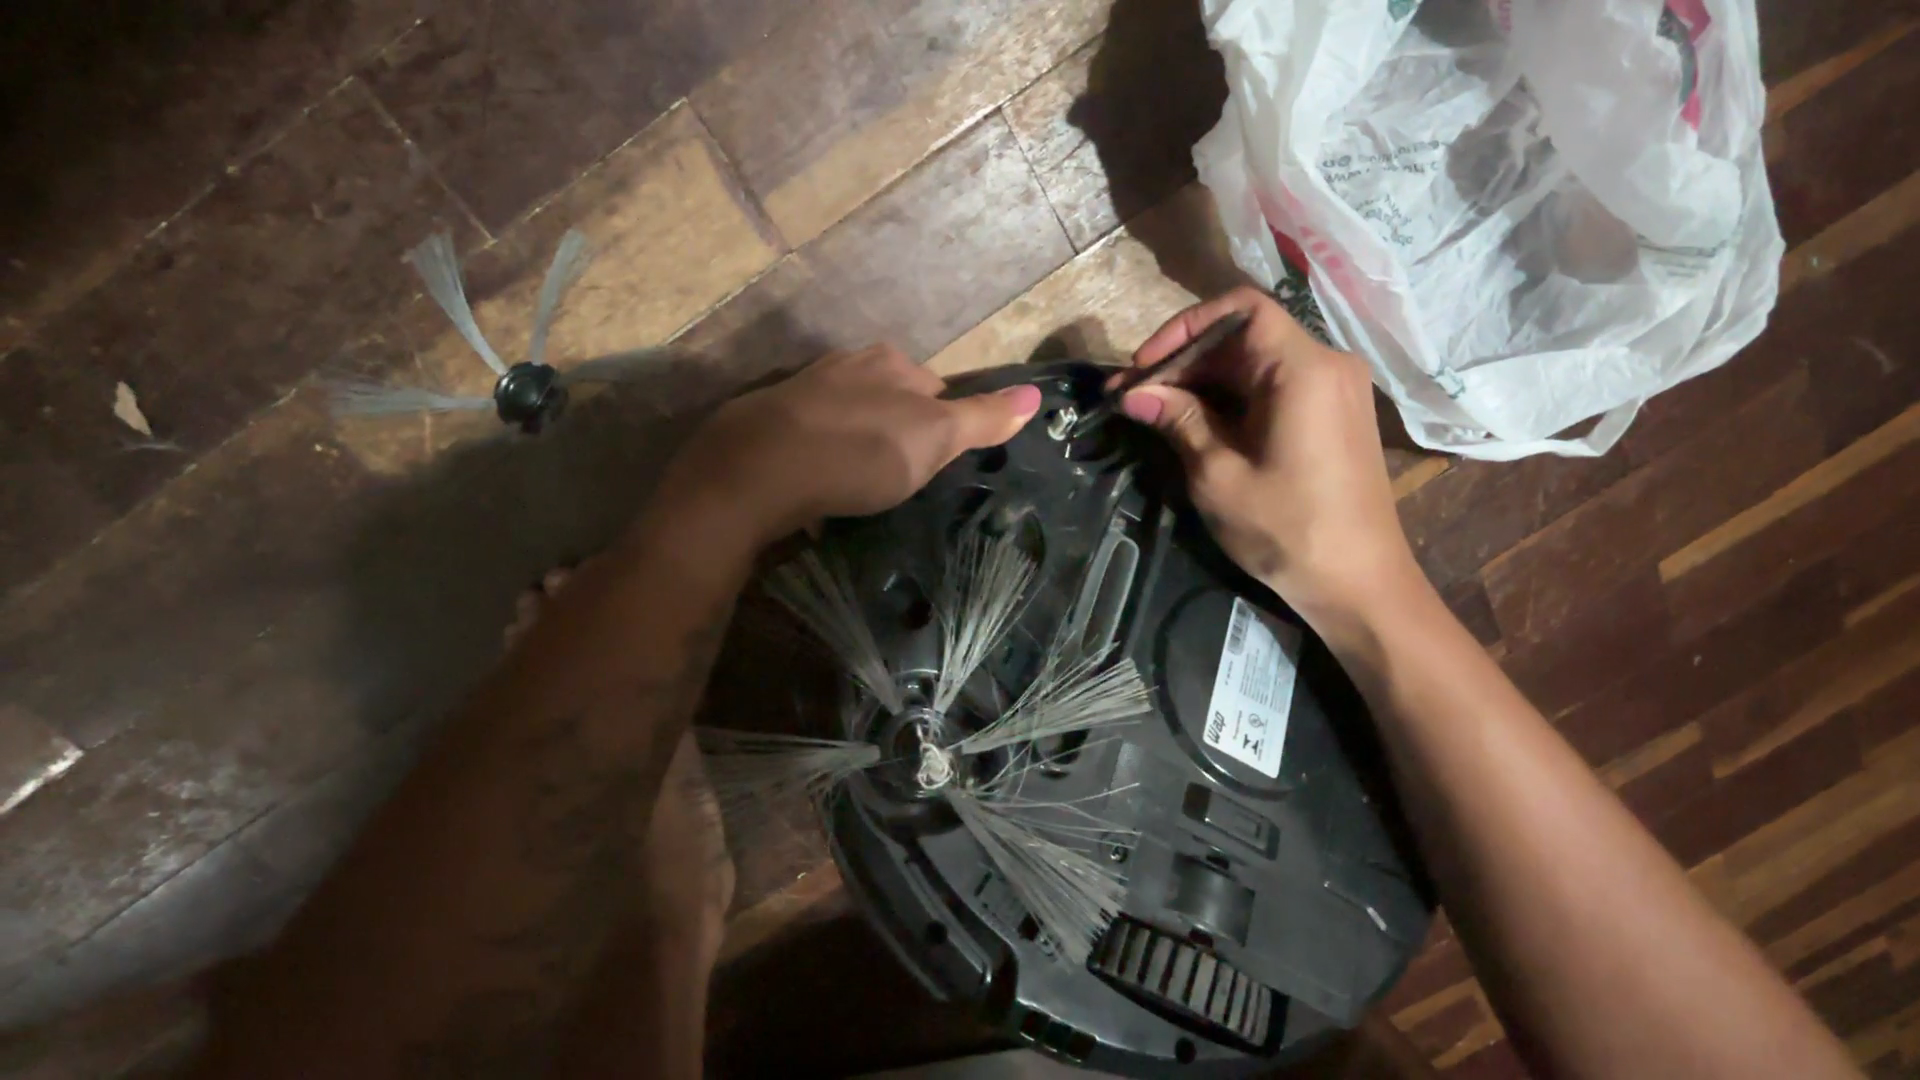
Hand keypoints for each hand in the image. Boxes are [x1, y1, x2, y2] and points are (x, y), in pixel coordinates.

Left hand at [658, 345, 1041, 543]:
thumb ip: (982, 418)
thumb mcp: (934, 438)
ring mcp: (799, 391)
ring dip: (856, 442)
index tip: (938, 462)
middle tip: (900, 476)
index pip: (933, 387)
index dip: (942, 424)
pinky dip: (819, 455)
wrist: (757, 472)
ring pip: (845, 415)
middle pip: (886, 397)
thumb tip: (1035, 394)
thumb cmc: (859, 452)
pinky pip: (807, 437)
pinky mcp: (764, 423)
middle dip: (896, 430)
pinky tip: (816, 482)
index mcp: (887, 363)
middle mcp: (842, 365)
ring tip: (859, 483)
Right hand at [1117, 287, 1422, 621]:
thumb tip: (1134, 393)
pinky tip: (1192, 423)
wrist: (1358, 584)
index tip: (1144, 365)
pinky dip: (1230, 400)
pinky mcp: (1331, 416)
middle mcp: (1326, 365)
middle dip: (1184, 361)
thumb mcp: (1218, 474)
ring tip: (1151, 410)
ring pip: (1255, 364)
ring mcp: (1334, 391)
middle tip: (1132, 394)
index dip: (1182, 328)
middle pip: (1244, 337)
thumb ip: (1178, 421)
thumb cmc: (1287, 529)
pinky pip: (1272, 389)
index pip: (1239, 310)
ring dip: (1202, 382)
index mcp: (1304, 369)